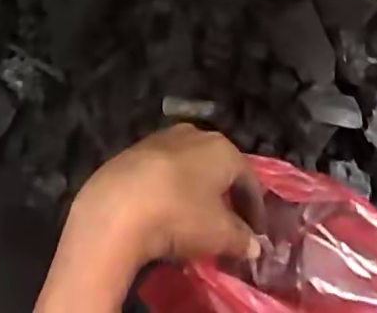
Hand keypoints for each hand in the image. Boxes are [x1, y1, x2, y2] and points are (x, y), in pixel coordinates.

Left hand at [68, 125, 263, 266]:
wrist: (119, 203)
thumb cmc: (181, 213)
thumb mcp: (222, 234)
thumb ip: (243, 238)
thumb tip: (253, 243)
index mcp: (221, 148)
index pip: (249, 179)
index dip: (256, 209)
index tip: (257, 236)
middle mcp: (194, 133)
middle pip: (219, 167)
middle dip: (227, 196)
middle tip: (231, 227)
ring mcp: (162, 138)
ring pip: (191, 165)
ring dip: (199, 190)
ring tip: (199, 219)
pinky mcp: (136, 148)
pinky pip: (166, 169)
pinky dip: (174, 188)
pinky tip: (170, 209)